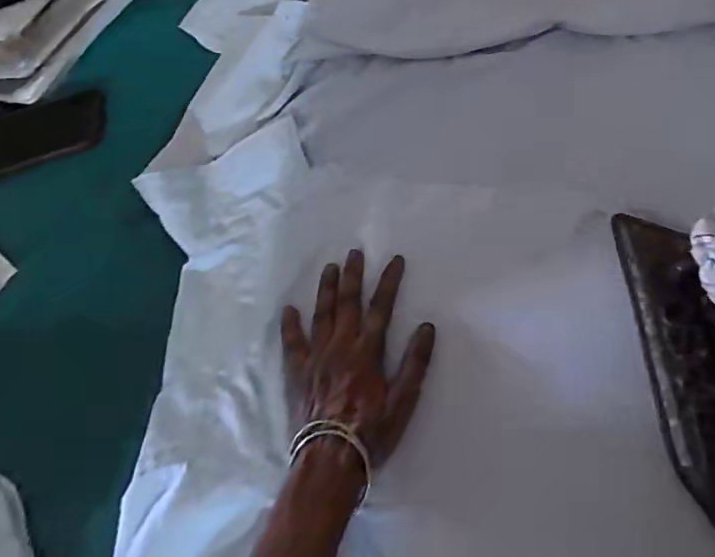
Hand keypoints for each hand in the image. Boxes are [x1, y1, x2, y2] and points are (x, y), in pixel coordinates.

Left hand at [281, 250, 437, 467]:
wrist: (328, 463)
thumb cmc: (371, 432)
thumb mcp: (403, 400)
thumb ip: (415, 362)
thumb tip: (426, 327)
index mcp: (368, 351)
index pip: (381, 307)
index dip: (389, 281)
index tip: (395, 259)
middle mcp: (341, 347)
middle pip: (348, 303)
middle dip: (354, 275)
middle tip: (355, 252)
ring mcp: (317, 359)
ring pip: (322, 315)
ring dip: (326, 289)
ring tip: (330, 267)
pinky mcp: (298, 375)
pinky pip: (292, 344)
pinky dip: (290, 325)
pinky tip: (289, 309)